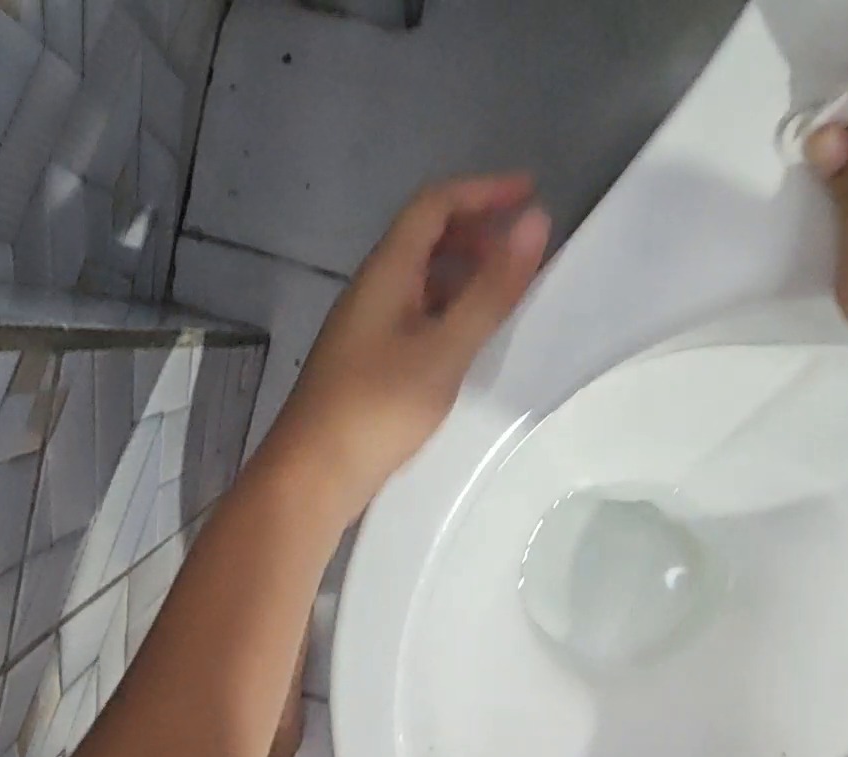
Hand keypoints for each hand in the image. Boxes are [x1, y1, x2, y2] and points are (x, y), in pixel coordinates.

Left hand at [263, 176, 550, 509]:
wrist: (312, 475)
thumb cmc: (376, 408)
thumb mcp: (444, 349)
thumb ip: (491, 289)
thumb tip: (535, 221)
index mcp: (384, 274)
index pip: (433, 206)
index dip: (483, 190)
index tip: (533, 193)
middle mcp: (370, 291)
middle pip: (424, 239)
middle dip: (476, 233)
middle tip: (523, 253)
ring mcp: (364, 329)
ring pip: (420, 282)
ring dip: (464, 276)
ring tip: (507, 296)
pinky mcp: (366, 363)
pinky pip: (414, 317)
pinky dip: (447, 312)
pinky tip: (468, 341)